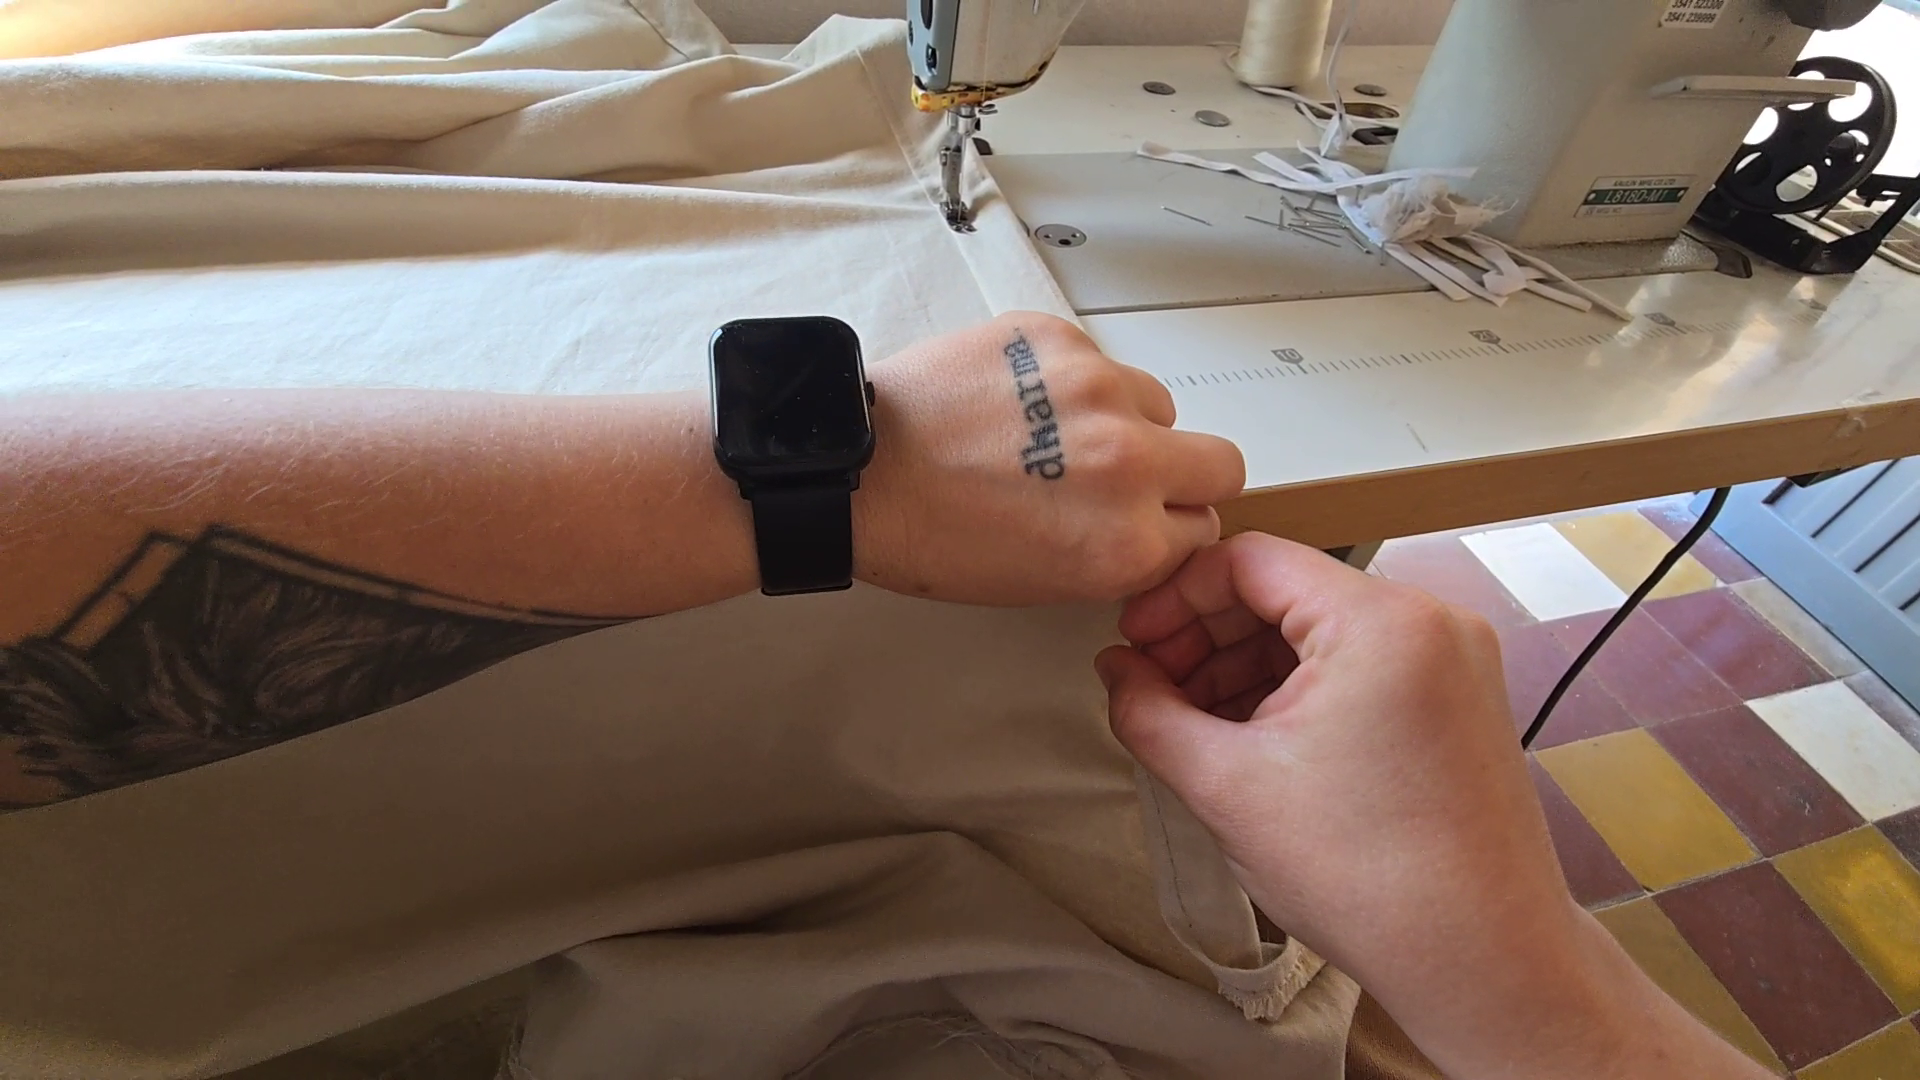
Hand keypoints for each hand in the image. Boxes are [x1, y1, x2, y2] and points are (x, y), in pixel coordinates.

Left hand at [854, 312, 1243, 604]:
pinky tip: (1020, 402)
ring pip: (1159, 403)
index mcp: (1126, 545)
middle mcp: (1130, 464)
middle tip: (1126, 474)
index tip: (1144, 517)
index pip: (1203, 529)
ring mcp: (1095, 390)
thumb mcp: (1045, 582)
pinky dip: (1072, 384)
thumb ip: (1119, 551)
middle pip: (1220, 462)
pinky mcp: (1056, 338)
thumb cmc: (933, 539)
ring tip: (1054, 433)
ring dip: (1126, 421)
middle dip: (1185, 475)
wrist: (861, 473)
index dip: (1170, 526)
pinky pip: (1099, 361)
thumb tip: (1155, 521)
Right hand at [1093, 534, 1770, 1078]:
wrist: (1487, 970)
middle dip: (1202, 634)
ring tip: (1189, 715)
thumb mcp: (1223, 784)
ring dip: (1236, 661)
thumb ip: (1146, 709)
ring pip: (1307, 625)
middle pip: (1278, 588)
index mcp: (1379, 622)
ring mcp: (1445, 656)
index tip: (1135, 639)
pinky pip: (1343, 659)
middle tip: (1153, 682)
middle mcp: (1426, 619)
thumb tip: (1113, 667)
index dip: (1175, 595)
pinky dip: (1282, 683)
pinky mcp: (1446, 693)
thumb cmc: (1367, 877)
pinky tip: (1239, 727)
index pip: (1248, 559)